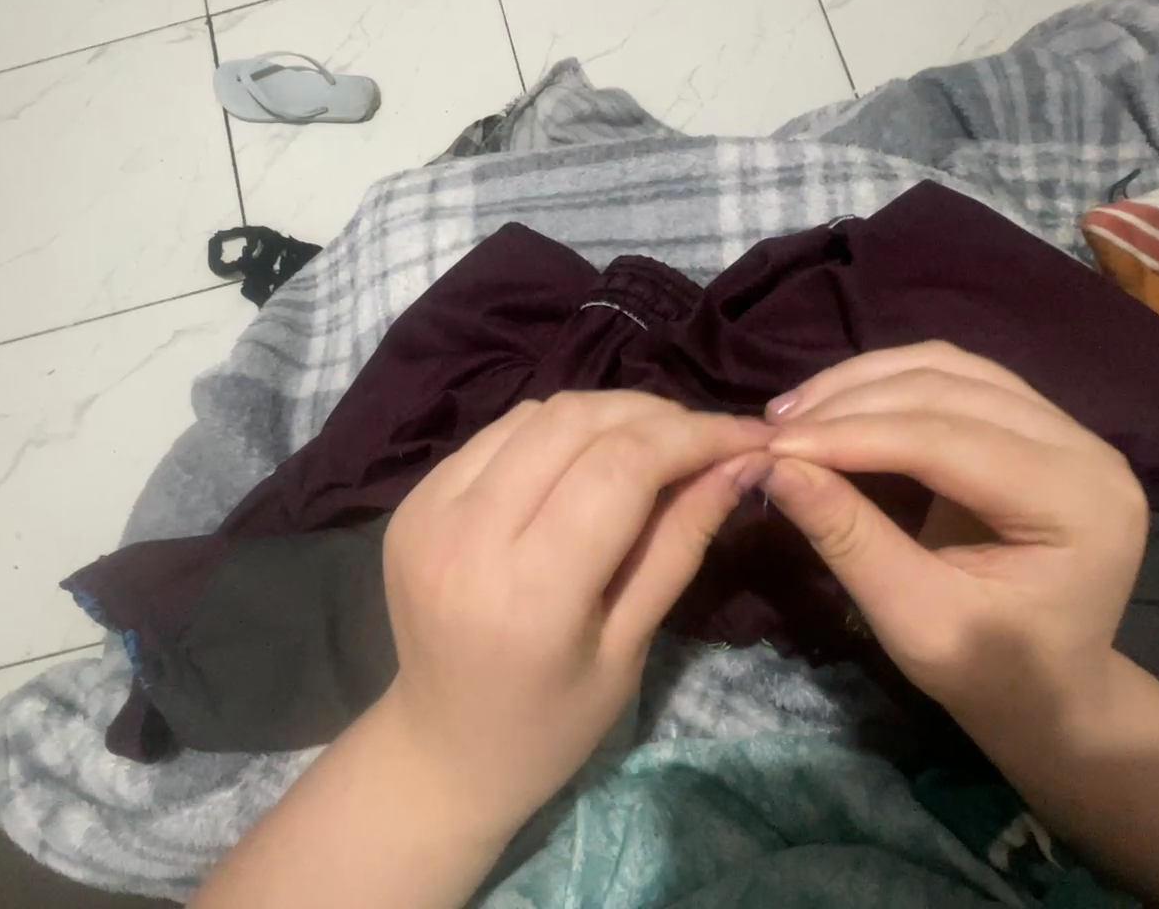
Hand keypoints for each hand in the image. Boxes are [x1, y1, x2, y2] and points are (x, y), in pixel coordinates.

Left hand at [376, 391, 772, 826]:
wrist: (442, 745)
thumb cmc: (551, 723)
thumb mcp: (628, 647)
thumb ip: (679, 544)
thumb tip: (736, 463)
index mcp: (527, 592)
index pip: (619, 469)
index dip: (692, 435)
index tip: (746, 434)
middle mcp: (465, 534)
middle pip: (572, 422)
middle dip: (652, 413)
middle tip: (702, 436)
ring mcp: (427, 509)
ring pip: (534, 414)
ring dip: (603, 414)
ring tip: (651, 442)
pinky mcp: (413, 500)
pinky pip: (496, 435)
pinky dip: (553, 432)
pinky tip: (584, 458)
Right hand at [760, 341, 1148, 719]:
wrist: (1046, 688)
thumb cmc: (986, 668)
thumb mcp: (910, 618)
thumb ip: (847, 537)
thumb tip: (773, 468)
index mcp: (1076, 504)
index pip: (946, 441)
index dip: (851, 436)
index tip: (772, 447)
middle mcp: (1082, 447)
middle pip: (946, 389)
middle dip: (847, 403)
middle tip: (771, 430)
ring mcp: (1061, 426)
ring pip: (944, 366)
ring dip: (858, 382)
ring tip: (791, 412)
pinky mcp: (1030, 422)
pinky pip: (947, 375)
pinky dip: (880, 382)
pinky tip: (832, 403)